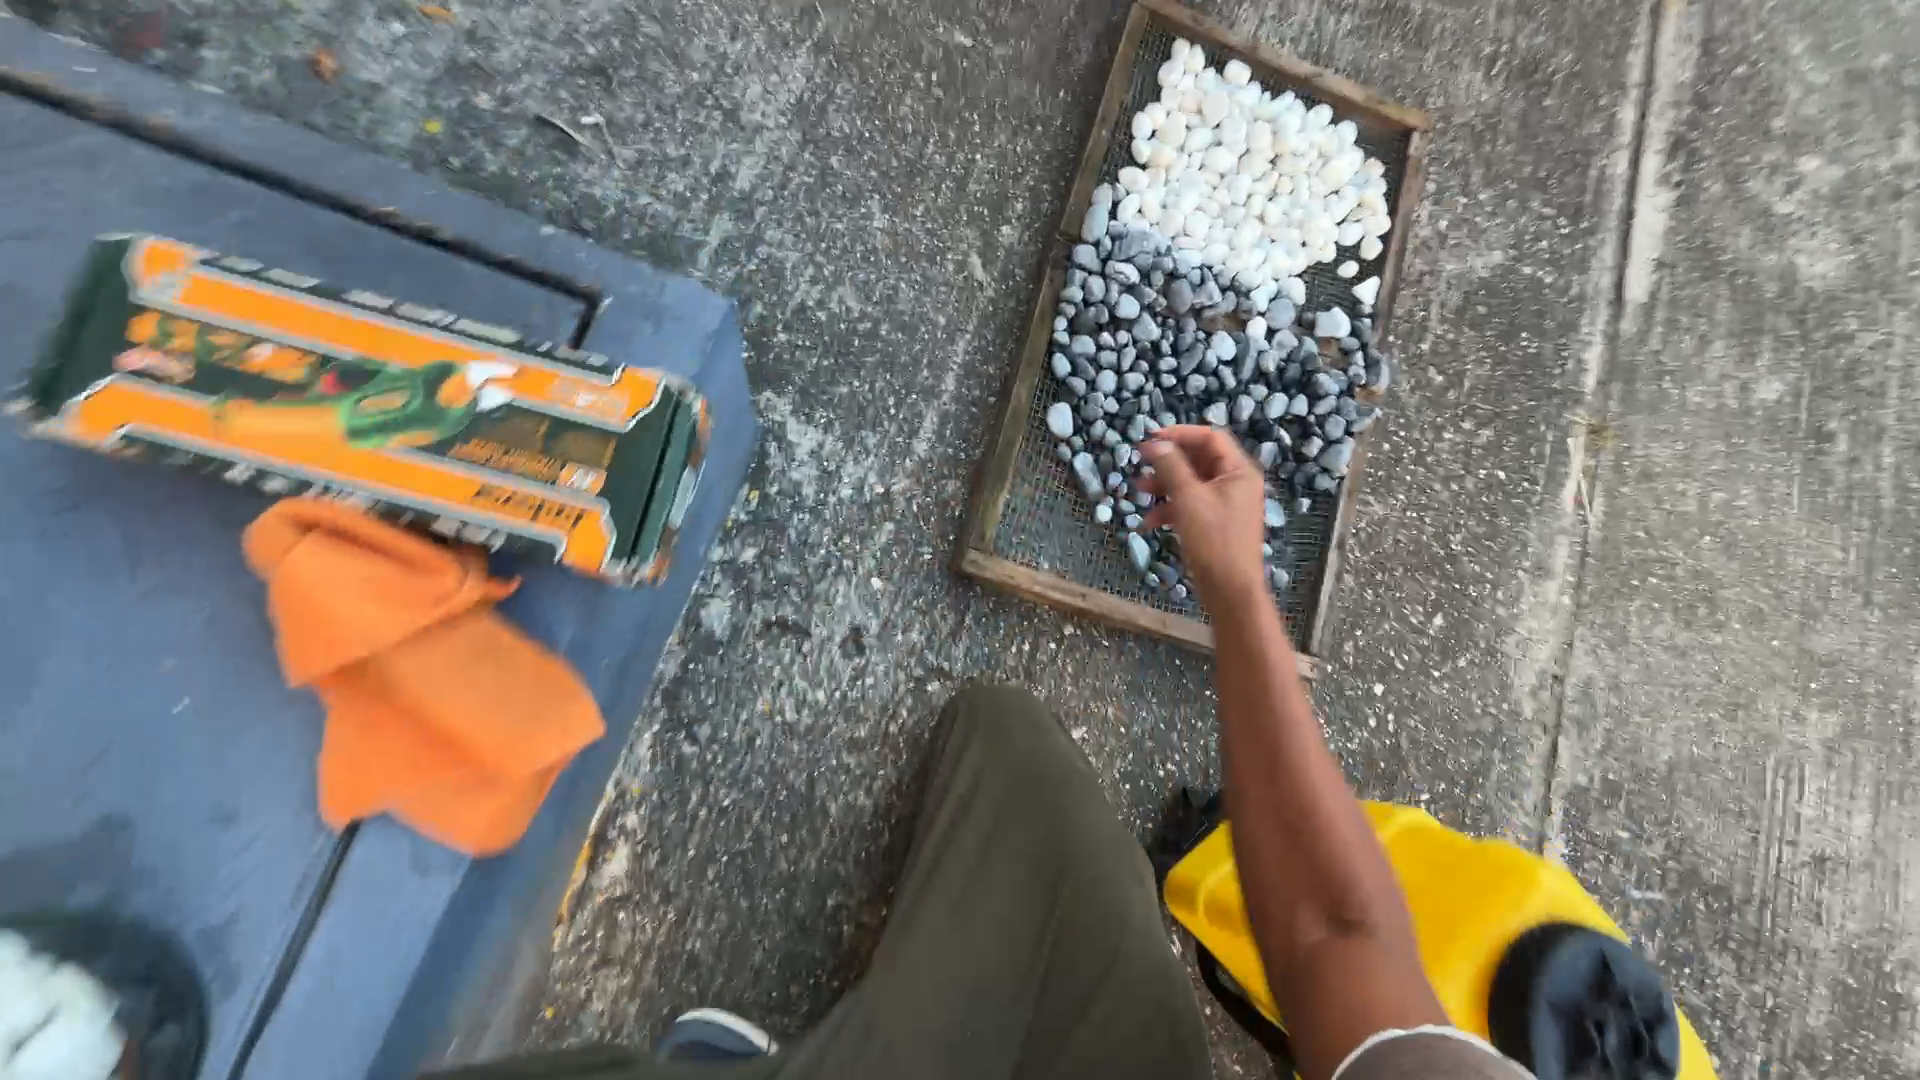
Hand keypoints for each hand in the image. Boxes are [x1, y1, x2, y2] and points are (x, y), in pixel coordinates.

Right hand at [1139, 426, 1269, 610]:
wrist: (1229, 589)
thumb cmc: (1213, 540)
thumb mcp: (1188, 498)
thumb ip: (1171, 467)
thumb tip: (1155, 443)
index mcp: (1239, 471)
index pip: (1210, 437)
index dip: (1179, 434)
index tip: (1150, 439)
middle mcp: (1237, 483)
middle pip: (1199, 460)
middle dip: (1168, 463)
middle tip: (1142, 466)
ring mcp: (1227, 504)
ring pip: (1192, 483)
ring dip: (1165, 486)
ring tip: (1140, 493)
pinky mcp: (1216, 523)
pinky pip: (1192, 505)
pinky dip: (1171, 508)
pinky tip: (1151, 522)